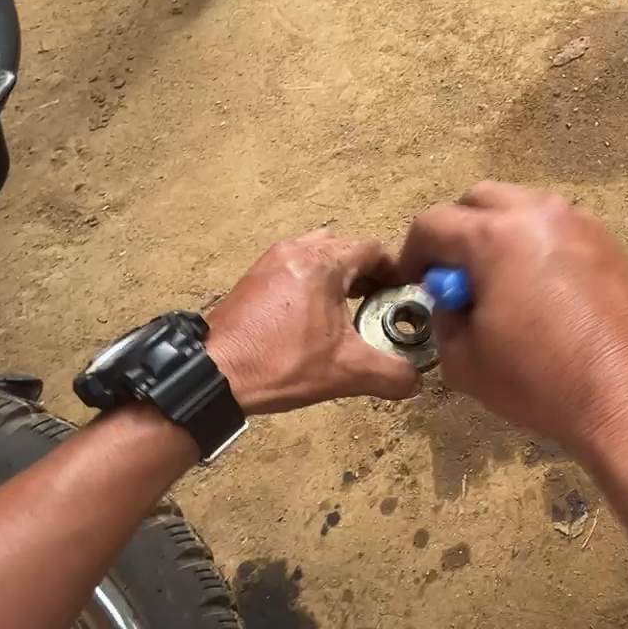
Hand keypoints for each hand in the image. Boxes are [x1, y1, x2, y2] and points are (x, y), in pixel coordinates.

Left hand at [204, 232, 420, 414]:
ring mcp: (272, 259)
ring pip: (320, 253)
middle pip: (348, 247)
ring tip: (347, 308)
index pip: (375, 249)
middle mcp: (299, 249)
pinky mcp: (255, 274)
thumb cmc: (281, 364)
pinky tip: (314, 315)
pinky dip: (314, 280)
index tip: (402, 296)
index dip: (396, 271)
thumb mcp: (347, 372)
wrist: (210, 375)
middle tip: (378, 303)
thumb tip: (417, 381)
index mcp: (324, 262)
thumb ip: (392, 374)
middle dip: (368, 273)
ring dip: (339, 274)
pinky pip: (297, 264)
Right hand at [394, 182, 627, 456]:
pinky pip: (558, 223)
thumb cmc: (544, 381)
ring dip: (500, 230)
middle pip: (479, 199)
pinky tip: (544, 284)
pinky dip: (538, 240)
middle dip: (458, 230)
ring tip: (502, 278)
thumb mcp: (466, 362)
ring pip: (523, 205)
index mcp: (495, 237)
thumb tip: (450, 298)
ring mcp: (579, 220)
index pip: (433, 224)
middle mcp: (537, 213)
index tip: (416, 279)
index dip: (414, 252)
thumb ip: (445, 317)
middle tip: (457, 274)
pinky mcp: (607, 238)